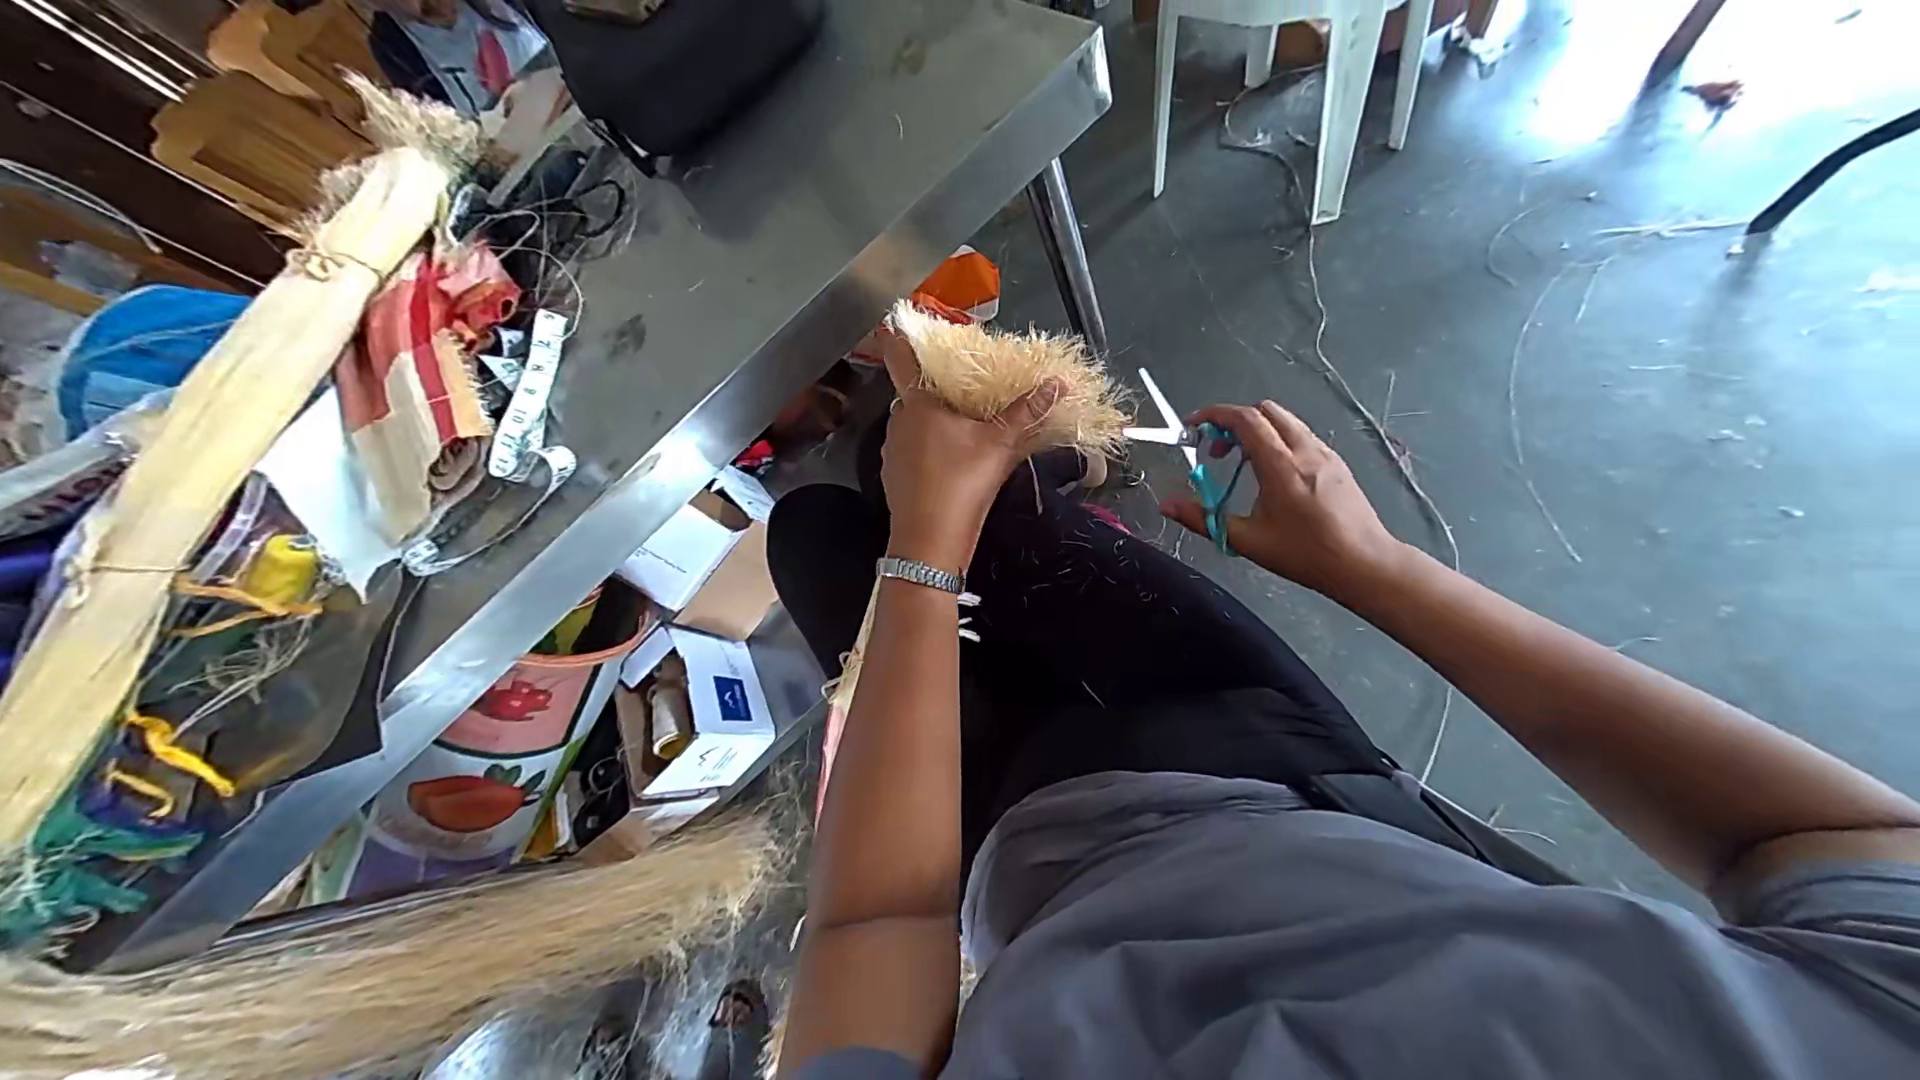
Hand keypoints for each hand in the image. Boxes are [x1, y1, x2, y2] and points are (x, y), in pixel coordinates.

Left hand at [875, 328, 1060, 571]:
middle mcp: (896, 422)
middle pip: (912, 393)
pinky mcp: (892, 477)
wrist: (929, 543)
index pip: (901, 357)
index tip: (898, 321)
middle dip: (935, 388)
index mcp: (917, 404)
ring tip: (963, 427)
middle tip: (963, 388)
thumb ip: (1026, 412)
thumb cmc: (961, 484)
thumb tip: (1056, 384)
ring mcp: (890, 451)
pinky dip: (927, 447)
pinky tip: (950, 462)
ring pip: (912, 424)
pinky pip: (910, 449)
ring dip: (932, 421)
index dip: (899, 336)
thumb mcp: (999, 445)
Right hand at [1161, 400, 1408, 604]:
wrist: (1364, 563)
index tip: (1192, 427)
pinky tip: (1270, 473)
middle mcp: (1305, 450)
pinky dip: (1276, 440)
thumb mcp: (1246, 540)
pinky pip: (1300, 435)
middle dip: (1233, 421)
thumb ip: (1202, 519)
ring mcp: (1324, 454)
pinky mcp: (1336, 462)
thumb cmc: (1304, 554)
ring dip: (1256, 430)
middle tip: (1215, 450)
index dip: (1214, 415)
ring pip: (1285, 421)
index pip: (1245, 419)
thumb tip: (1166, 506)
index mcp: (1281, 466)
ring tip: (1240, 462)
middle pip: (1265, 411)